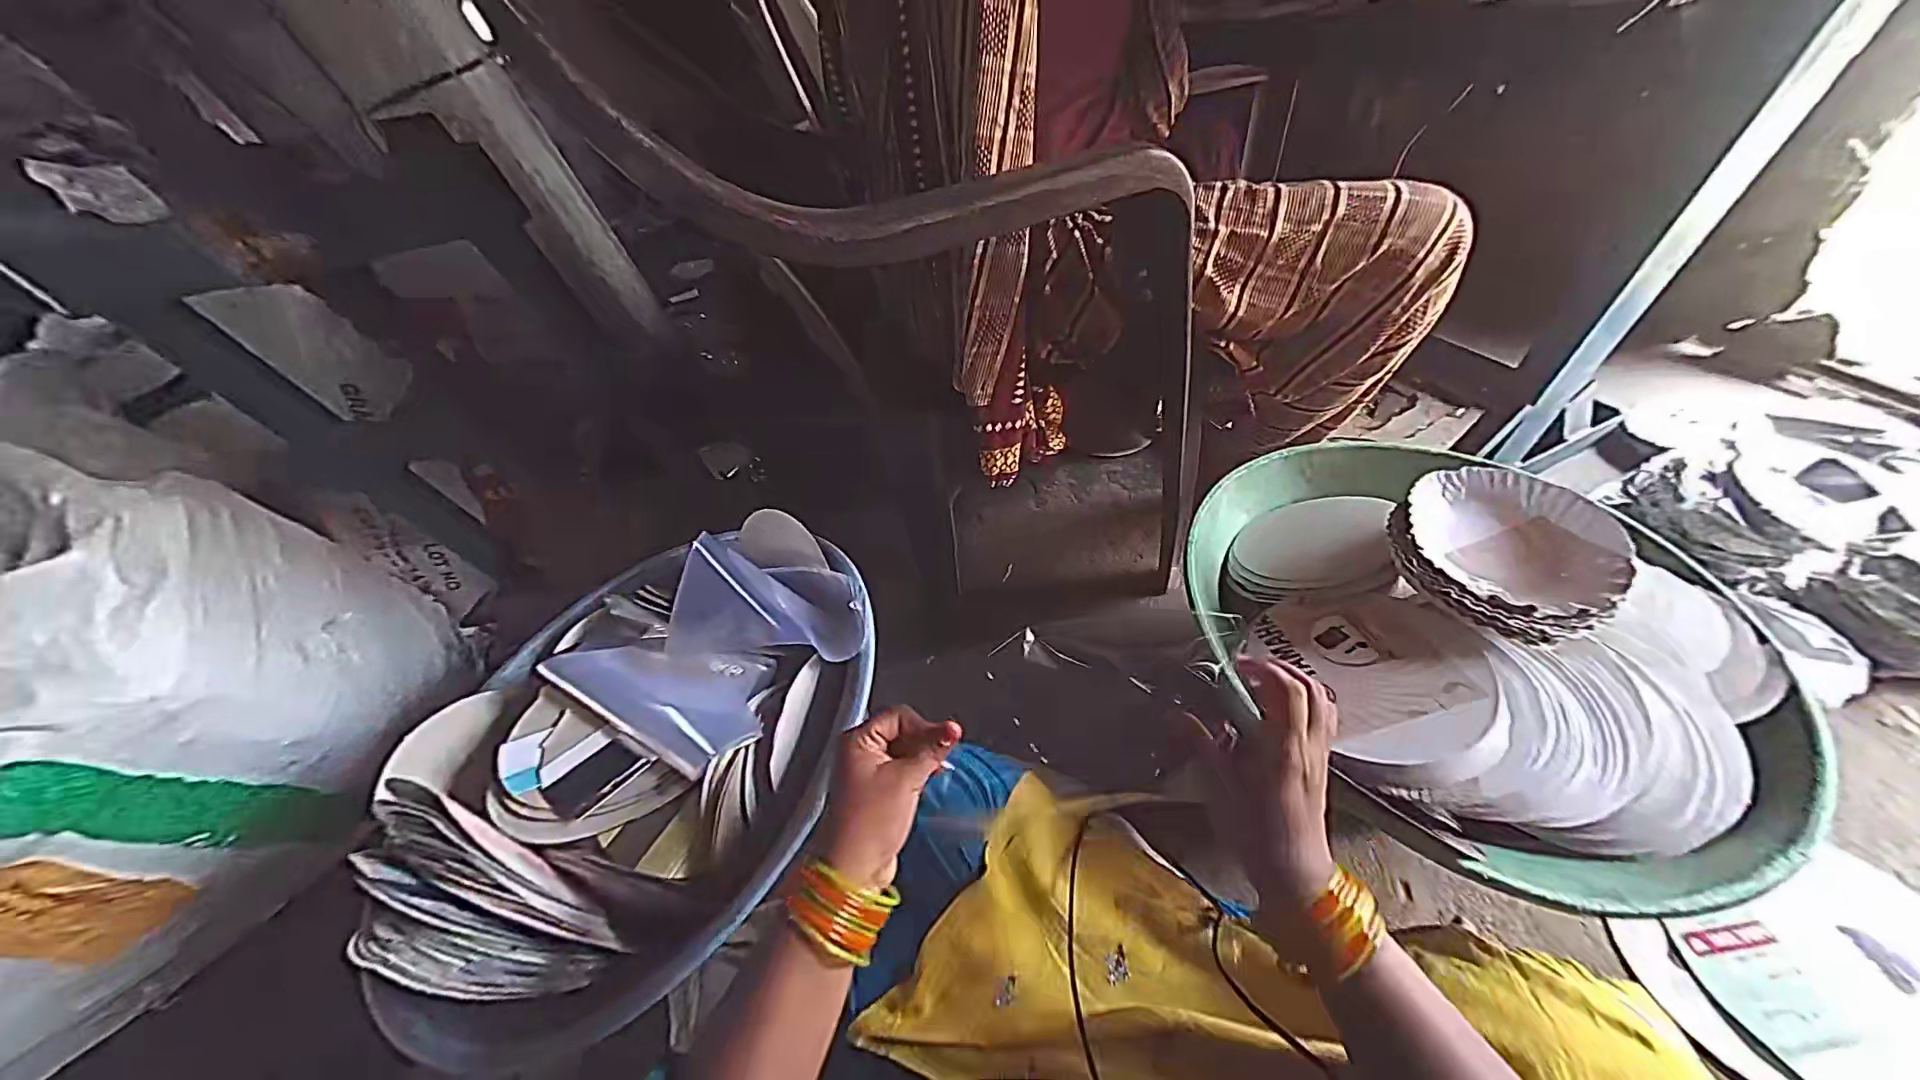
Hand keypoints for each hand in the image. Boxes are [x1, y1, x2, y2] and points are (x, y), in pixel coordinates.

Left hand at [821, 706, 960, 887]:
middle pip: (902, 731)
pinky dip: (917, 773)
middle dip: (924, 742)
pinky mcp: (877, 791)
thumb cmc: (868, 826)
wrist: (855, 869)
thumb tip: (951, 730)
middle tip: (940, 756)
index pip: (898, 716)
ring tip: (933, 771)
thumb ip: (932, 750)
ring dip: (922, 759)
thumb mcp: (907, 779)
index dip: (923, 726)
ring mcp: (867, 772)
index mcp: (857, 740)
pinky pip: (902, 770)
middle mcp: (859, 752)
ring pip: (905, 751)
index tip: (944, 739)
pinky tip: (926, 782)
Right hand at [1194, 655, 1337, 914]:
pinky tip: (1278, 715)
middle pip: (1312, 689)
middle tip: (1251, 669)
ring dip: (1297, 684)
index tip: (1237, 665)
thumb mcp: (1218, 786)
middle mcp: (1308, 747)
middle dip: (1281, 669)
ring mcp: (1319, 756)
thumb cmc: (1255, 834)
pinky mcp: (1320, 767)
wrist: (1293, 873)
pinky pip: (1322, 721)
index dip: (1263, 668)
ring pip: (1323, 703)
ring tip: (1265, 685)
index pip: (1287, 690)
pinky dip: (1304, 705)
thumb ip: (1199, 744)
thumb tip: (1175, 715)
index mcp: (1284, 748)